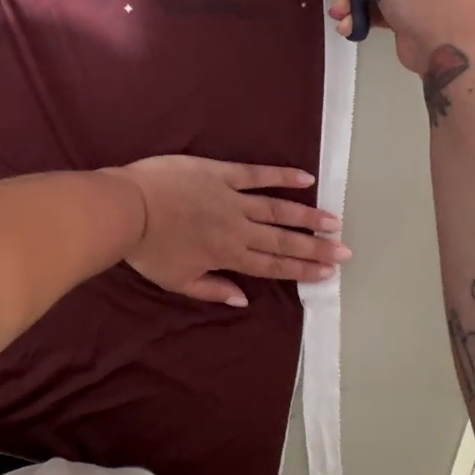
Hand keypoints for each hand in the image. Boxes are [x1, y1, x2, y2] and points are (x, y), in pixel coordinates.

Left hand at [107, 156, 349, 307]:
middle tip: (345, 251)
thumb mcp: (175, 281)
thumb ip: (211, 290)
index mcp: (227, 256)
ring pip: (277, 208)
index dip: (302, 270)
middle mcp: (237, 229)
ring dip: (307, 215)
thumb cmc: (147, 248)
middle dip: (315, 247)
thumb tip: (243, 300)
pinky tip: (304, 177)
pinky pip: (256, 174)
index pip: (272, 266)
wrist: (128, 208)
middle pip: (282, 240)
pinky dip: (281, 175)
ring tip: (334, 221)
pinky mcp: (220, 173)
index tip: (328, 272)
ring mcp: (231, 198)